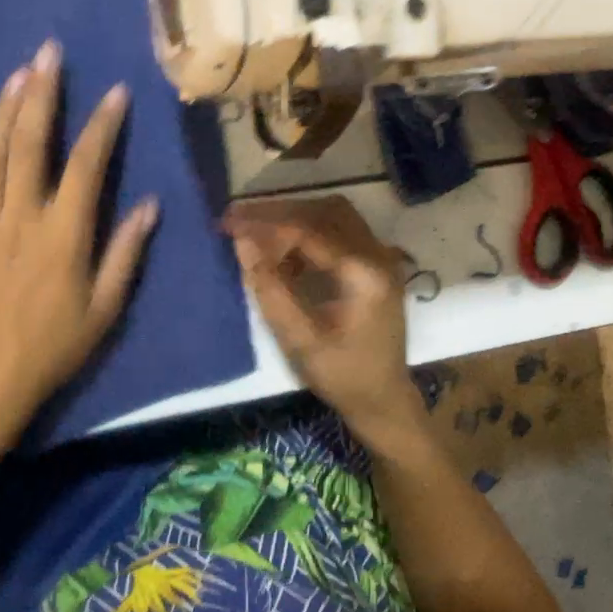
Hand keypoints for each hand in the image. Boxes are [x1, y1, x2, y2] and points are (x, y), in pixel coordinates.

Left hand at [0, 38, 157, 440]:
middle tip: (49, 52)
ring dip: (2, 109)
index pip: (87, 165)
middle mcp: (20, 218)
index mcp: (63, 235)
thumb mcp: (104, 309)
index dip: (102, 125)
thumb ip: (125, 254)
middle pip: (31, 144)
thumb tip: (150, 206)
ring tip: (16, 72)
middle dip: (43, 94)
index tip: (113, 91)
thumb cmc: (51, 349)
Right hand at [225, 197, 419, 435]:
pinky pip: (342, 232)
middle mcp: (378, 254)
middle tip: (239, 222)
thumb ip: (271, 289)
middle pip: (324, 211)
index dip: (265, 222)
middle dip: (279, 213)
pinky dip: (310, 233)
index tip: (228, 221)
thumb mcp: (299, 340)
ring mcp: (382, 257)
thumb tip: (243, 243)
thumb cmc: (343, 376)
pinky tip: (284, 253)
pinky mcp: (376, 265)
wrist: (384, 400)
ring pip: (334, 216)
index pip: (308, 229)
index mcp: (364, 272)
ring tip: (258, 236)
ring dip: (295, 220)